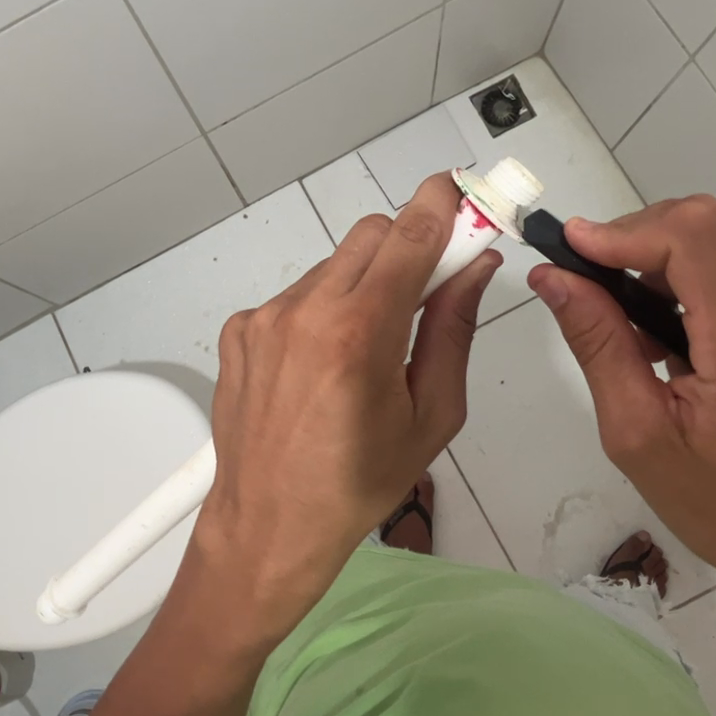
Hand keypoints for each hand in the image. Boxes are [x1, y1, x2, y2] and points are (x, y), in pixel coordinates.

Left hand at [197, 174, 501, 631]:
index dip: (441, 205)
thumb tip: (476, 266)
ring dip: (361, 282)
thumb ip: (453, 329)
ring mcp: (263, 317)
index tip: (460, 190)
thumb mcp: (431, 415)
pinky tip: (320, 362)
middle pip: (368, 234)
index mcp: (358, 333)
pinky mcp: (239, 329)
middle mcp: (304, 311)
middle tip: (424, 286)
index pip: (409, 237)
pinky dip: (320, 310)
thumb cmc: (360, 482)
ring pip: (331, 265)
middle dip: (405, 245)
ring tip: (364, 345)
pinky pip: (294, 295)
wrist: (269, 525)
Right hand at [527, 196, 715, 672]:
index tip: (567, 253)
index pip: (691, 234)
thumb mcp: (642, 437)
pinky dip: (691, 288)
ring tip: (630, 334)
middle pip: (702, 229)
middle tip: (587, 297)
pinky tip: (675, 343)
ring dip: (658, 268)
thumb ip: (598, 345)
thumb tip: (552, 277)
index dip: (622, 229)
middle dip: (631, 245)